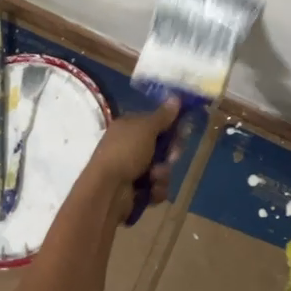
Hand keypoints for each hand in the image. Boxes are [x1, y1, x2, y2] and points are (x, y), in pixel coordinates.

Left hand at [84, 98, 180, 223]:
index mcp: (128, 126)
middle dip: (169, 153)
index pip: (155, 122)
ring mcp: (132, 169)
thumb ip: (163, 116)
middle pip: (161, 146)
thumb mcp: (146, 128)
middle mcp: (129, 146)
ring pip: (161, 168)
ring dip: (162, 174)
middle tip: (172, 156)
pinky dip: (156, 190)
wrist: (107, 190)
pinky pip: (156, 187)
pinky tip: (150, 192)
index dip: (170, 126)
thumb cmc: (125, 152)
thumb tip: (175, 97)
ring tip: (154, 178)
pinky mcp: (136, 190)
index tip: (183, 130)